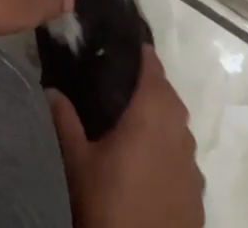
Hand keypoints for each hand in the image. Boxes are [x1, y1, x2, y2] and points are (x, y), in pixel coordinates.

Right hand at [49, 47, 203, 226]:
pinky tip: (146, 160)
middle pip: (171, 100)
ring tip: (133, 116)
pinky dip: (168, 147)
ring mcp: (191, 172)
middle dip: (153, 85)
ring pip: (180, 130)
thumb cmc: (107, 205)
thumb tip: (51, 88)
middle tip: (124, 78)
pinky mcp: (196, 198)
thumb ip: (64, 121)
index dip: (146, 57)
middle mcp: (178, 140)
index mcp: (151, 122)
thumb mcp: (75, 162)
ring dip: (162, 117)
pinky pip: (183, 158)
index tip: (133, 42)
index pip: (155, 76)